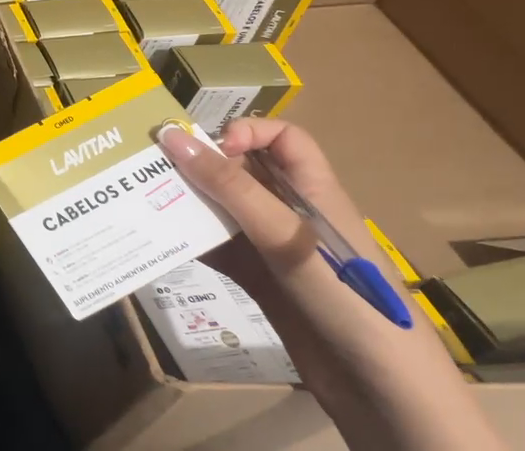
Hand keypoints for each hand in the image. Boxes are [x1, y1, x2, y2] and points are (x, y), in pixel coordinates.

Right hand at [159, 118, 501, 450]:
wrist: (384, 393)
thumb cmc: (348, 300)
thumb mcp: (287, 236)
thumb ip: (230, 187)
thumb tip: (170, 136)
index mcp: (315, 193)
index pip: (283, 138)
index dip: (245, 131)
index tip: (207, 149)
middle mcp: (292, 213)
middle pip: (240, 170)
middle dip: (196, 164)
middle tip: (146, 166)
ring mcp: (274, 249)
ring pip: (221, 208)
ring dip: (184, 201)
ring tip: (139, 199)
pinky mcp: (260, 280)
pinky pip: (216, 247)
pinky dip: (189, 239)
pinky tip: (159, 240)